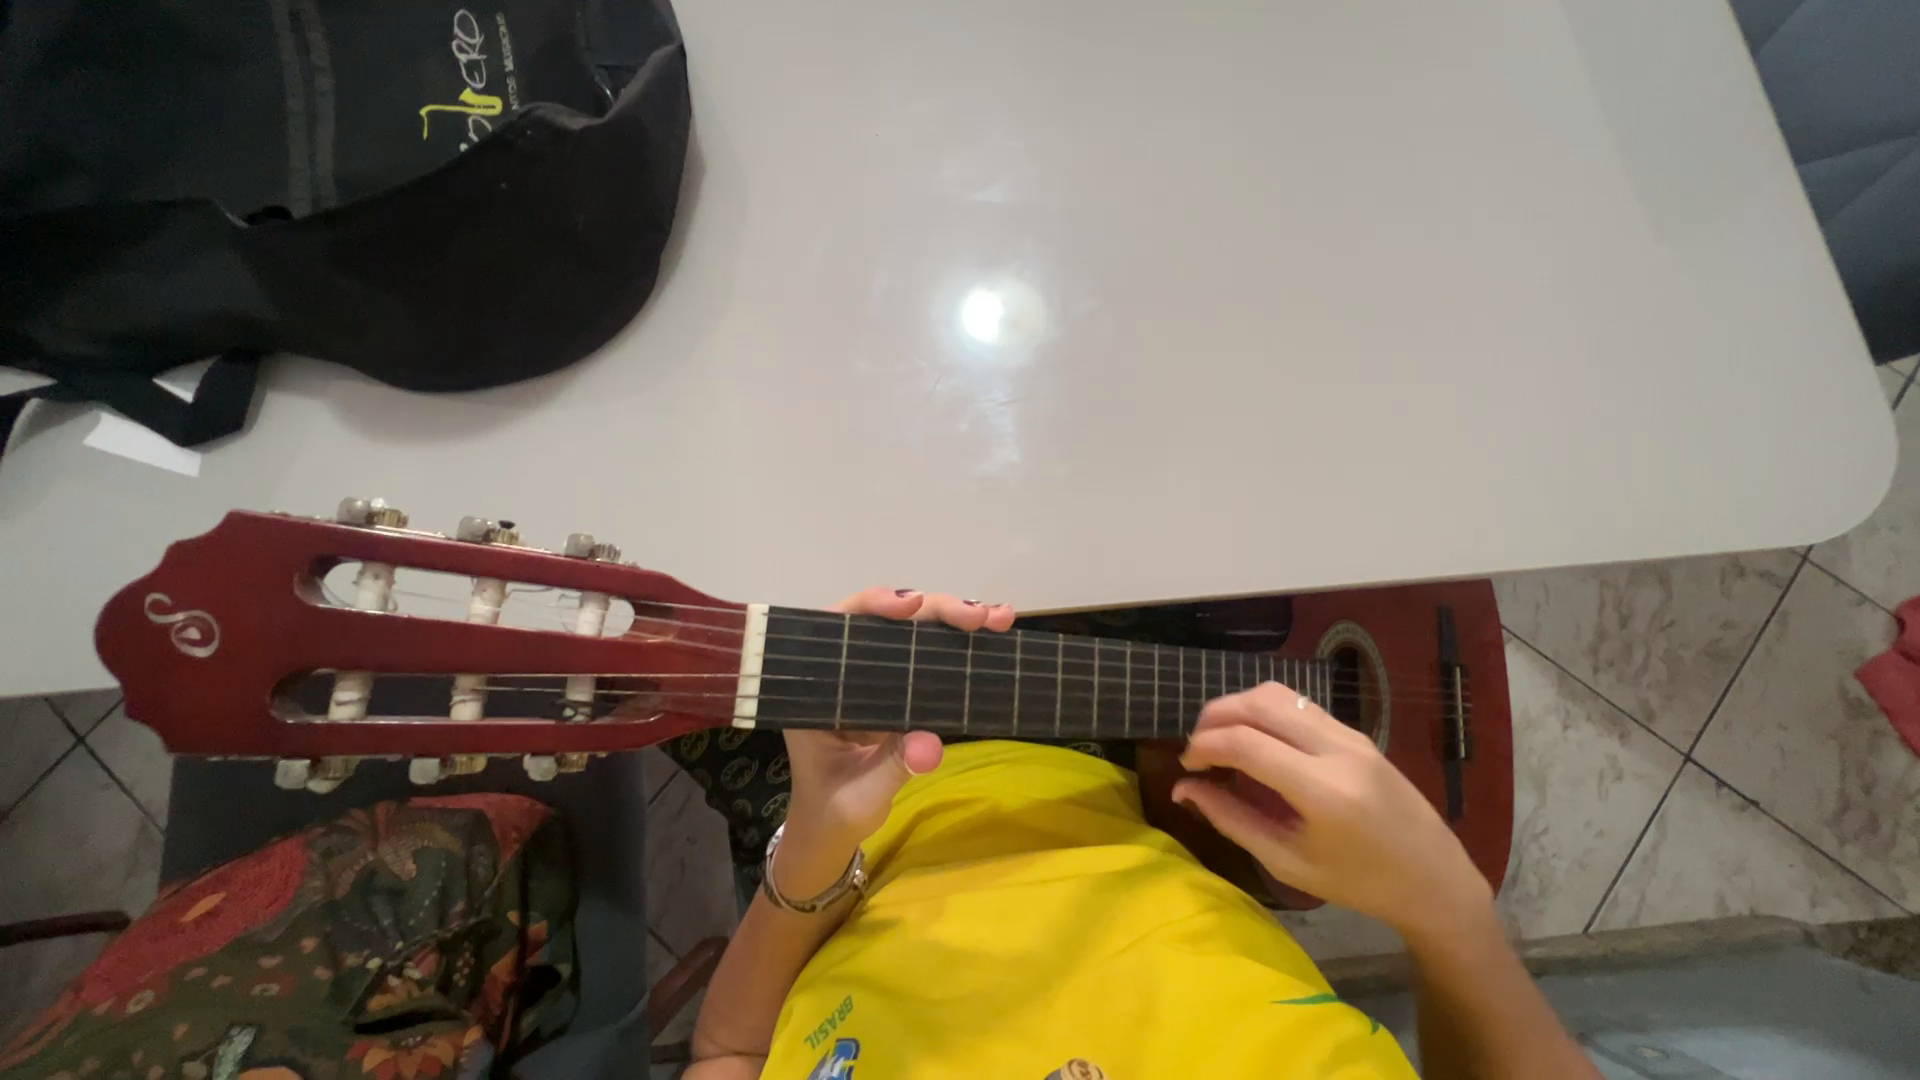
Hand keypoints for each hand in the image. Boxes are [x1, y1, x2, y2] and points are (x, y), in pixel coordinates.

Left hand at [774, 587, 1014, 897]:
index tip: (910, 605)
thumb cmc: (833, 808)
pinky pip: (930, 655)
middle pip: (888, 620)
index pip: (840, 627)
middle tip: (977, 616)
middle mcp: (846, 668)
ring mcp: (876, 674)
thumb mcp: (861, 794)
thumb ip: (893, 767)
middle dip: (933, 610)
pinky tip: (994, 634)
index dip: (874, 606)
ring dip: (954, 619)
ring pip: (913, 630)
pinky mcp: (901, 686)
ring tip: (998, 617)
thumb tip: (931, 747)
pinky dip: (962, 643)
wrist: (833, 827)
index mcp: (818, 686)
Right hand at [1174, 683, 1491, 942]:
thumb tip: (1183, 789)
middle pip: (1257, 704)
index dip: (1203, 746)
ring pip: (1276, 694)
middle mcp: (1337, 750)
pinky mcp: (1355, 732)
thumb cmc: (1359, 883)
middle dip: (1213, 718)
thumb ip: (1231, 820)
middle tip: (1197, 749)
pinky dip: (1262, 711)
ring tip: (1220, 738)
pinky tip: (1254, 738)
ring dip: (1237, 707)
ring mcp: (1350, 735)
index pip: (1245, 743)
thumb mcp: (1288, 861)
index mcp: (1323, 791)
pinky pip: (1296, 704)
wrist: (1435, 879)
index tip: (1186, 766)